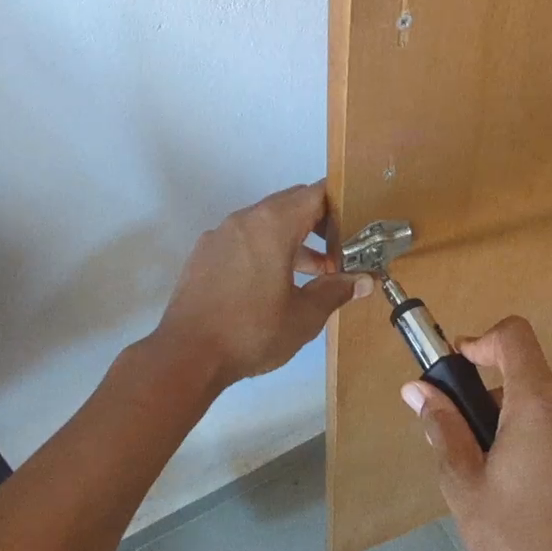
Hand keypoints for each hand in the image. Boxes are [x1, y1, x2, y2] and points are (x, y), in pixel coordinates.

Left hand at [156, 181, 372, 389]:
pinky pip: (243, 240)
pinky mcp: (204, 255)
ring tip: (316, 274)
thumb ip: (336, 291)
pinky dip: (265, 251)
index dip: (341, 206)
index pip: (315, 194)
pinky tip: (274, 285)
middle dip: (319, 224)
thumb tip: (364, 281)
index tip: (358, 228)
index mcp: (272, 225)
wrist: (187, 355)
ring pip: (265, 224)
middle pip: (290, 205)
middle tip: (341, 251)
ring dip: (293, 241)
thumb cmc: (252, 331)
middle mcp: (243, 220)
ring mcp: (219, 236)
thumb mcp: (304, 316)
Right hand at [403, 317, 551, 550]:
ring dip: (521, 430)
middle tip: (472, 450)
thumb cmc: (515, 539)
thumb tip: (417, 390)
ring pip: (550, 414)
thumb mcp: (464, 485)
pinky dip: (548, 451)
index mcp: (539, 406)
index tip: (461, 366)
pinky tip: (537, 500)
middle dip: (494, 404)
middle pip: (529, 381)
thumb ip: (444, 428)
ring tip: (503, 483)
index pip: (515, 337)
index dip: (482, 340)